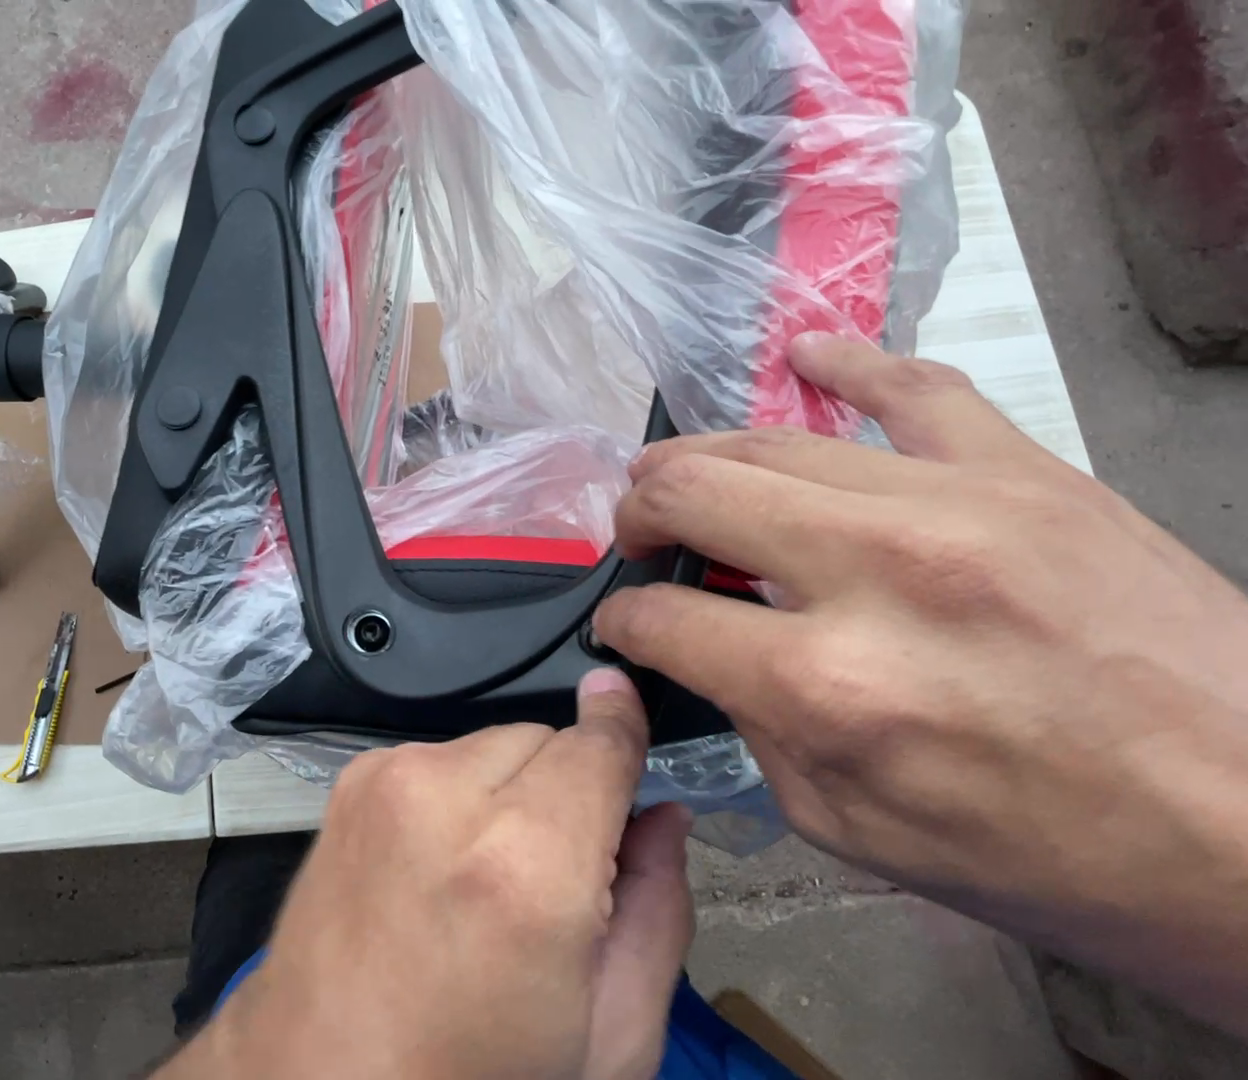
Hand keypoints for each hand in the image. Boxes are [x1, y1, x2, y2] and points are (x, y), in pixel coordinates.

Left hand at [161, 670, 693, 1079]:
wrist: (324, 1070)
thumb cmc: (477, 1074)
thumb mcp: (610, 1035)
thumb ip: (657, 908)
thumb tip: (665, 813)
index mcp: (525, 865)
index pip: (595, 747)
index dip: (624, 730)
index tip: (629, 707)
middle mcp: (447, 796)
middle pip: (544, 739)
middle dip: (565, 787)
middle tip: (553, 868)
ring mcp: (388, 779)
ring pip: (487, 744)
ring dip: (507, 788)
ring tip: (486, 871)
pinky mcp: (351, 781)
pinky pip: (435, 757)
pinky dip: (453, 791)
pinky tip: (438, 861)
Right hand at [595, 333, 1247, 1032]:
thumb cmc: (1044, 853)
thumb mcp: (845, 823)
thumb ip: (747, 722)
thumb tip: (693, 651)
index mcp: (822, 685)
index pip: (659, 615)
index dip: (621, 617)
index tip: (621, 621)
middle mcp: (874, 574)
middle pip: (693, 494)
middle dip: (637, 515)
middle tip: (637, 539)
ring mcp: (957, 506)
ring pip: (770, 440)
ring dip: (697, 458)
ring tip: (677, 479)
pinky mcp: (1032, 473)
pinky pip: (916, 386)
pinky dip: (845, 364)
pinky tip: (801, 356)